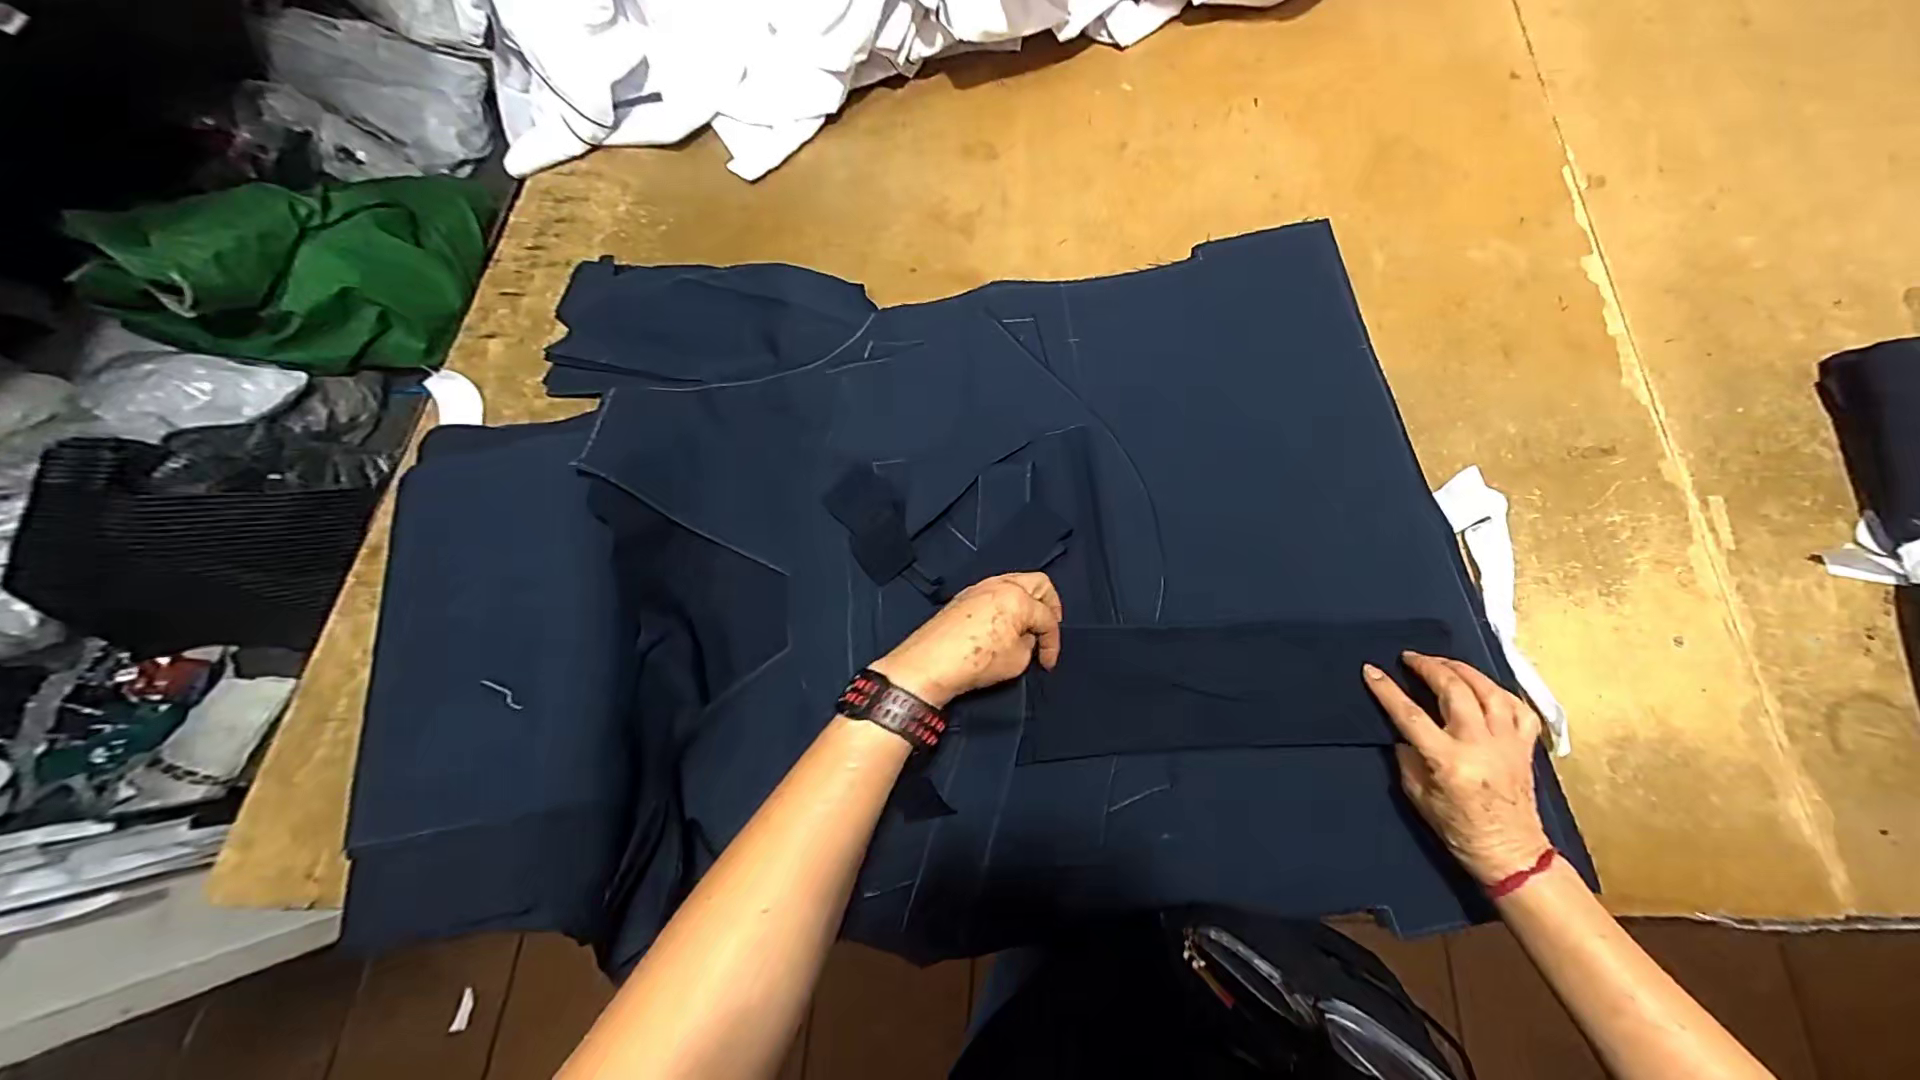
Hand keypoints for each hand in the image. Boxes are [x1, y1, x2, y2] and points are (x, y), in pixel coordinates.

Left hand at [869, 573, 1063, 708]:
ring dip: (1028, 601)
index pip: (1047, 618)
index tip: (1047, 662)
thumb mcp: (1017, 660)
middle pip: (1039, 584)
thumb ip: (1029, 644)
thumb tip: (1026, 638)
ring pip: (1015, 583)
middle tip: (1048, 629)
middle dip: (1050, 606)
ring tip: (1028, 626)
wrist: (929, 664)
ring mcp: (979, 588)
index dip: (1053, 643)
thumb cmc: (973, 662)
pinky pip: (995, 591)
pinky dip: (1007, 602)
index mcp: (1017, 597)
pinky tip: (1005, 623)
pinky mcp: (963, 596)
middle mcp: (999, 585)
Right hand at [1363, 651, 1550, 886]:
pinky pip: (1518, 707)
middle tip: (1410, 657)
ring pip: (1489, 691)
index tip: (1371, 670)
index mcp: (1449, 761)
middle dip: (1429, 667)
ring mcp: (1508, 744)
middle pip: (1454, 691)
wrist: (1511, 852)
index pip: (1411, 714)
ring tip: (1443, 662)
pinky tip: (1483, 686)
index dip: (1387, 689)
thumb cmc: (1456, 827)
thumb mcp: (1416, 792)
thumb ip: (1408, 755)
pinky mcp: (1526, 747)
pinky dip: (1499, 690)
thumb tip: (1404, 729)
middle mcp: (1481, 746)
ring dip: (1463, 670)